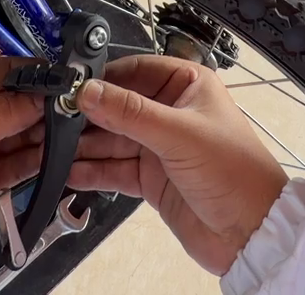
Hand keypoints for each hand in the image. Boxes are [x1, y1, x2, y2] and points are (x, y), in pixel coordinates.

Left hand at [0, 58, 44, 249]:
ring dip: (33, 132)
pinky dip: (28, 160)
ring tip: (62, 128)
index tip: (45, 73)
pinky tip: (49, 154)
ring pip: (7, 136)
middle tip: (60, 103)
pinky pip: (7, 165)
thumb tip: (38, 96)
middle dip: (28, 105)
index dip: (13, 72)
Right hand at [69, 55, 288, 273]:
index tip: (72, 87)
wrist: (253, 234)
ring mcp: (159, 145)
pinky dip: (93, 171)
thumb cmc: (236, 171)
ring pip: (113, 139)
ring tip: (51, 148)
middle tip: (53, 121)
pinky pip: (115, 168)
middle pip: (118, 105)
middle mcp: (170, 110)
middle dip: (88, 115)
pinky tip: (69, 172)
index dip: (103, 79)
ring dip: (85, 145)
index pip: (135, 70)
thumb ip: (130, 113)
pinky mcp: (152, 177)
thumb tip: (90, 91)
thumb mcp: (179, 134)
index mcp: (186, 84)